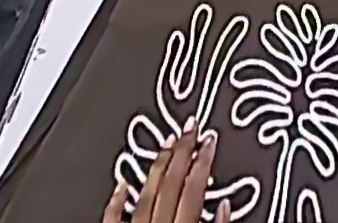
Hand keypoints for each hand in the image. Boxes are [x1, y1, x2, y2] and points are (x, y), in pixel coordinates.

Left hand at [102, 124, 228, 222]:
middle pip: (171, 184)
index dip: (204, 160)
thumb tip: (225, 207)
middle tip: (191, 124)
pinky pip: (113, 219)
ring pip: (145, 194)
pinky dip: (117, 199)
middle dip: (183, 151)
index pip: (194, 190)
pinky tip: (122, 181)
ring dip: (158, 165)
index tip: (210, 137)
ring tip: (168, 139)